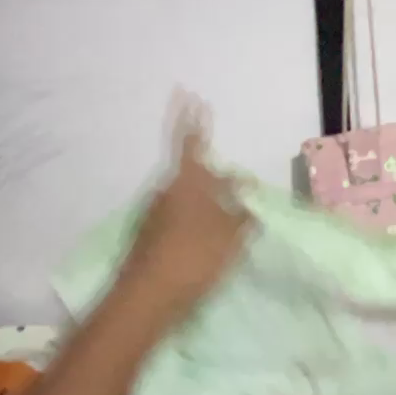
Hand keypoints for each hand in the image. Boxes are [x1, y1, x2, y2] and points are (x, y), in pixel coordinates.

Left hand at [113, 100, 250, 323]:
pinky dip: (197, 221)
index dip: (192, 119)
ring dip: (208, 202)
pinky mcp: (149, 237)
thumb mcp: (231, 237)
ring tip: (231, 218)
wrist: (146, 299)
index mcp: (186, 182)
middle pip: (194, 175)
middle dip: (216, 178)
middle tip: (239, 189)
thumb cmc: (194, 259)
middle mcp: (165, 191)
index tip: (188, 95)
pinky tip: (210, 241)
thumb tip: (249, 199)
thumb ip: (244, 215)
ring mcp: (153, 215)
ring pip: (188, 199)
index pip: (190, 141)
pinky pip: (180, 219)